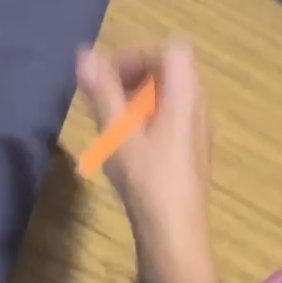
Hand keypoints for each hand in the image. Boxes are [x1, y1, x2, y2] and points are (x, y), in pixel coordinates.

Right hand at [76, 40, 217, 282]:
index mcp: (184, 98)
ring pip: (168, 93)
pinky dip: (143, 113)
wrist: (174, 231)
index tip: (105, 74)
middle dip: (131, 73)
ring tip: (105, 118)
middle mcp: (197, 107)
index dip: (137, 53)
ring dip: (135, 95)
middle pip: (170, 69)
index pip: (171, 51)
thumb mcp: (117, 134)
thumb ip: (102, 92)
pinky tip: (121, 140)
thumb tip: (84, 55)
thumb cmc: (146, 179)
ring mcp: (197, 128)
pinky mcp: (190, 147)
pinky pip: (169, 113)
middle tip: (99, 94)